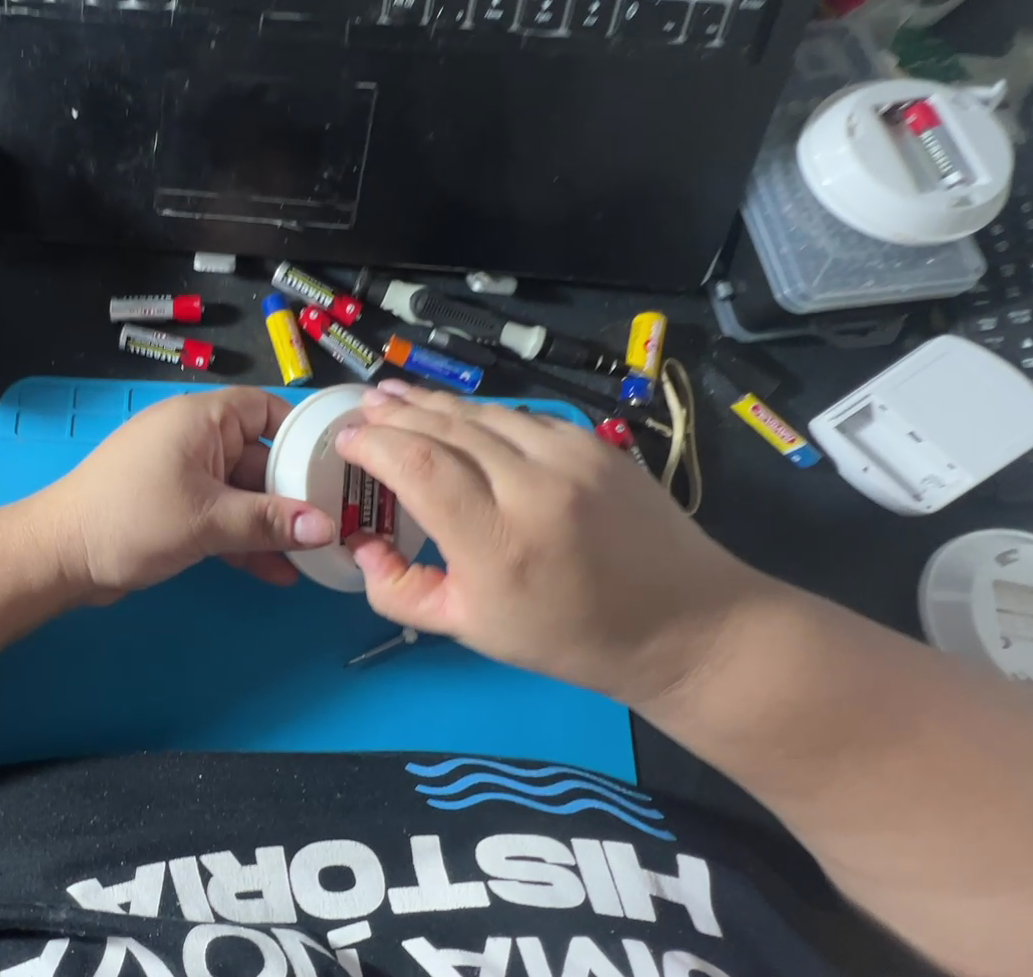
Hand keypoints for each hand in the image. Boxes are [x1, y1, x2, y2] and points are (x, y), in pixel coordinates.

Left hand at [31, 387, 334, 598]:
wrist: (60, 555)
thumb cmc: (132, 519)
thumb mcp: (208, 519)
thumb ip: (269, 523)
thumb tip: (326, 528)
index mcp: (201, 419)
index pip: (266, 410)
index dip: (303, 435)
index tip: (338, 466)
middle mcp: (195, 439)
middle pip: (260, 458)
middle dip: (294, 492)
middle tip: (339, 521)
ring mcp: (184, 474)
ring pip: (242, 493)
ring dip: (272, 524)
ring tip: (315, 555)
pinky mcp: (174, 507)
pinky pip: (221, 515)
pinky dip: (243, 539)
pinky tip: (276, 572)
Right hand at [337, 380, 780, 705]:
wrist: (687, 626)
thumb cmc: (567, 637)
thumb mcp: (467, 631)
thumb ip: (398, 590)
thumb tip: (360, 543)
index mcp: (496, 543)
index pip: (417, 466)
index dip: (372, 444)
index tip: (345, 440)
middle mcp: (533, 487)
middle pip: (444, 428)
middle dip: (393, 413)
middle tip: (360, 407)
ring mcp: (571, 458)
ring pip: (480, 413)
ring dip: (429, 403)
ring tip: (391, 395)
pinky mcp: (596, 445)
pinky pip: (518, 418)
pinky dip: (476, 413)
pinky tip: (453, 414)